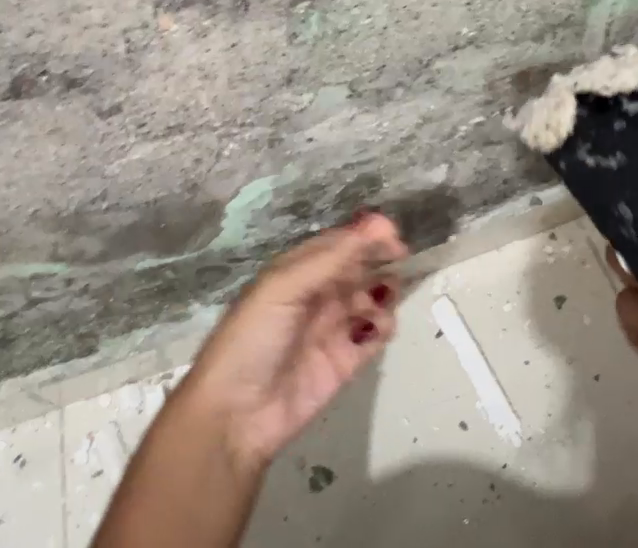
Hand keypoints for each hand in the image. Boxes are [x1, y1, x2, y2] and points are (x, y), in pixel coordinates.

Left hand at [177, 212, 409, 470]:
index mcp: (296, 271)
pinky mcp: (346, 360)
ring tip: (381, 301)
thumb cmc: (252, 339)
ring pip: (371, 298)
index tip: (392, 234)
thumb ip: (330, 258)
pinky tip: (378, 328)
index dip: (365, 235)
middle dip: (379, 260)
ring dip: (384, 292)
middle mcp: (317, 294)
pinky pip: (375, 334)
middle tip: (400, 260)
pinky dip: (384, 326)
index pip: (338, 243)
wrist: (236, 414)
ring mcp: (333, 327)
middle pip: (358, 267)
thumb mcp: (282, 288)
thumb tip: (375, 224)